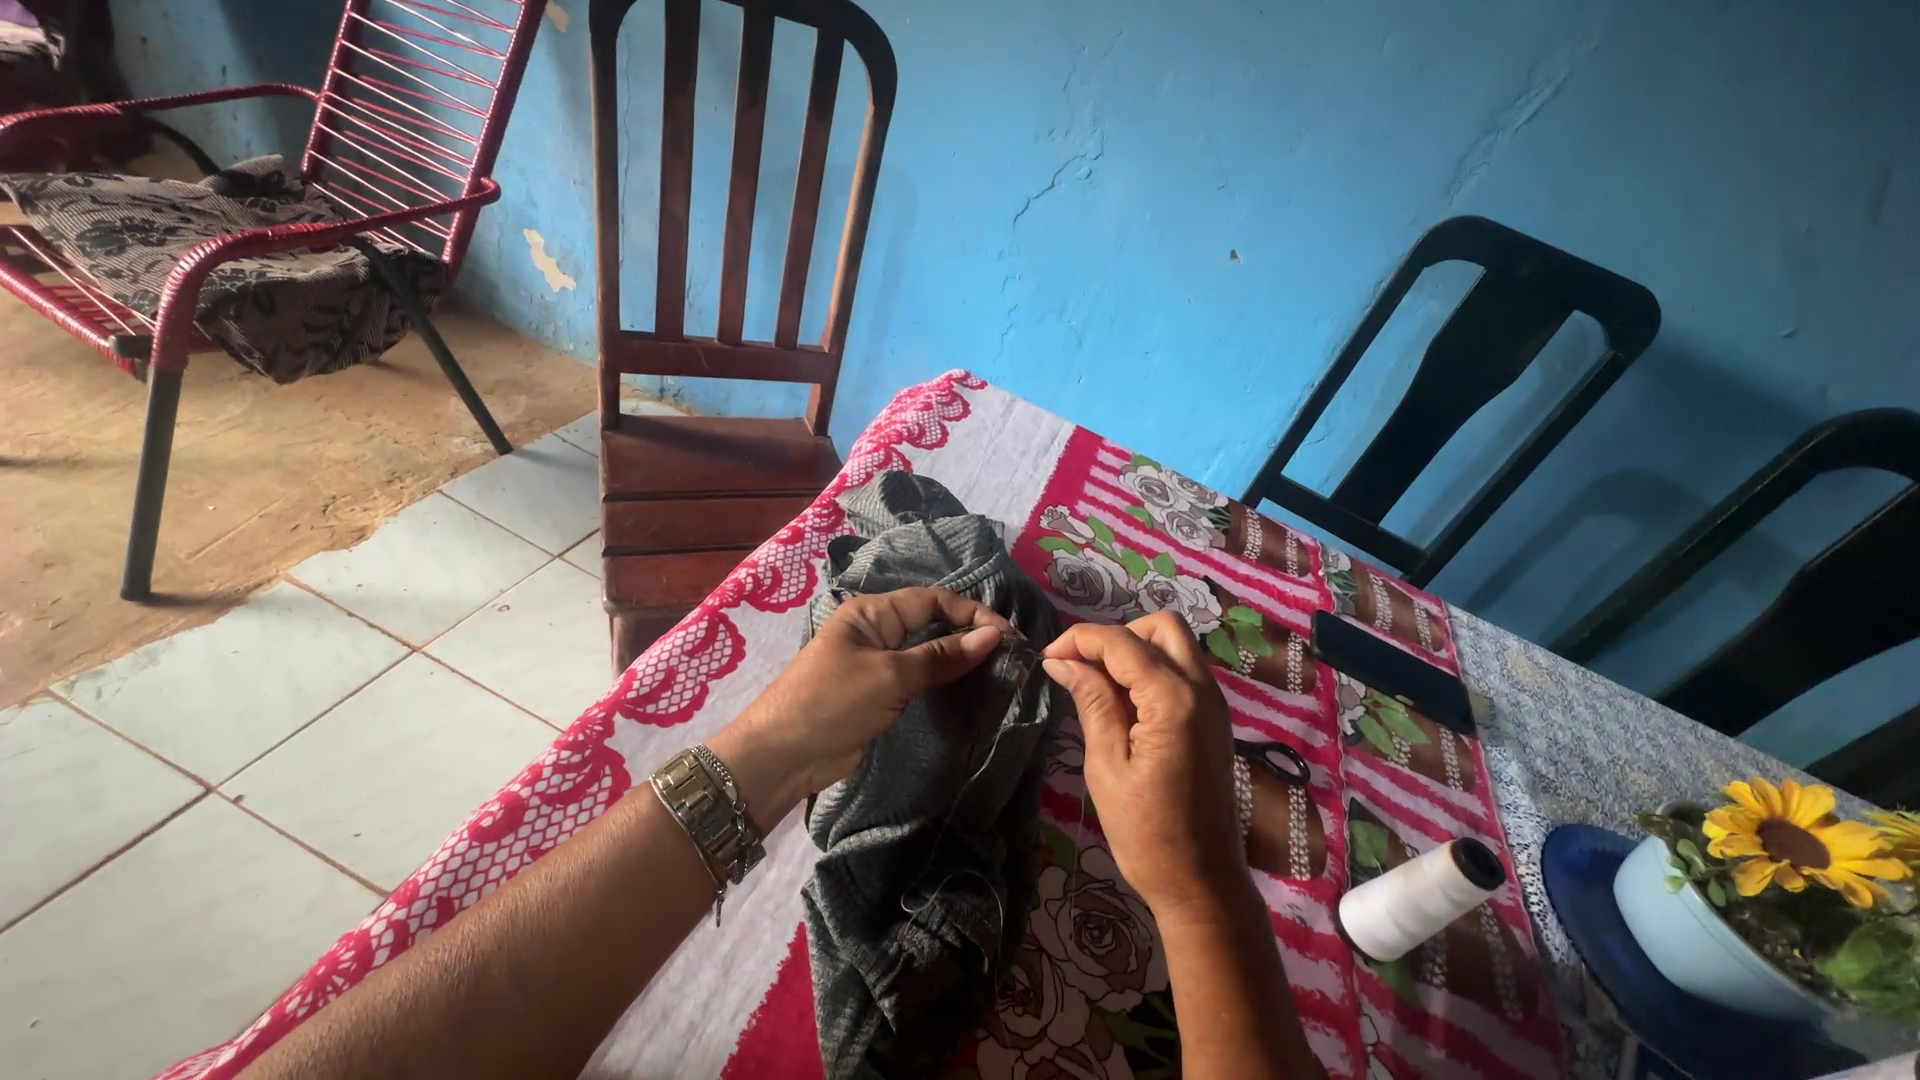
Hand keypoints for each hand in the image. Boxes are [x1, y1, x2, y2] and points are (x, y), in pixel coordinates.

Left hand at [709, 587, 1009, 823]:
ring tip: (997, 671)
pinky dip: (943, 682)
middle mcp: (876, 632)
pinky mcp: (878, 695)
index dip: (971, 614)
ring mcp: (876, 664)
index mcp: (872, 613)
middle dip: (968, 634)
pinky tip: (968, 691)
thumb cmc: (832, 702)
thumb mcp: (890, 676)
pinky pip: (918, 679)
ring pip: (927, 652)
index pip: (933, 600)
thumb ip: (941, 656)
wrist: (783, 756)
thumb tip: (992, 637)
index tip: (1007, 636)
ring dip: (958, 659)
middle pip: (932, 622)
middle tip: (1009, 654)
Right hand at [1041, 612, 1246, 918]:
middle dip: (1116, 635)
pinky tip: (1123, 702)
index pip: (1121, 642)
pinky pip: (1183, 671)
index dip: (1079, 640)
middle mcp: (1202, 689)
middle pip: (1161, 626)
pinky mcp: (1214, 720)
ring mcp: (1214, 704)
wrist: (1202, 883)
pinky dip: (1151, 670)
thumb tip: (1062, 662)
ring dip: (1135, 650)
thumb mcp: (1106, 765)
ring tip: (1097, 684)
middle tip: (1081, 666)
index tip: (1047, 658)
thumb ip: (1091, 702)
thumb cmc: (1146, 832)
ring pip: (1176, 645)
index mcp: (1174, 700)